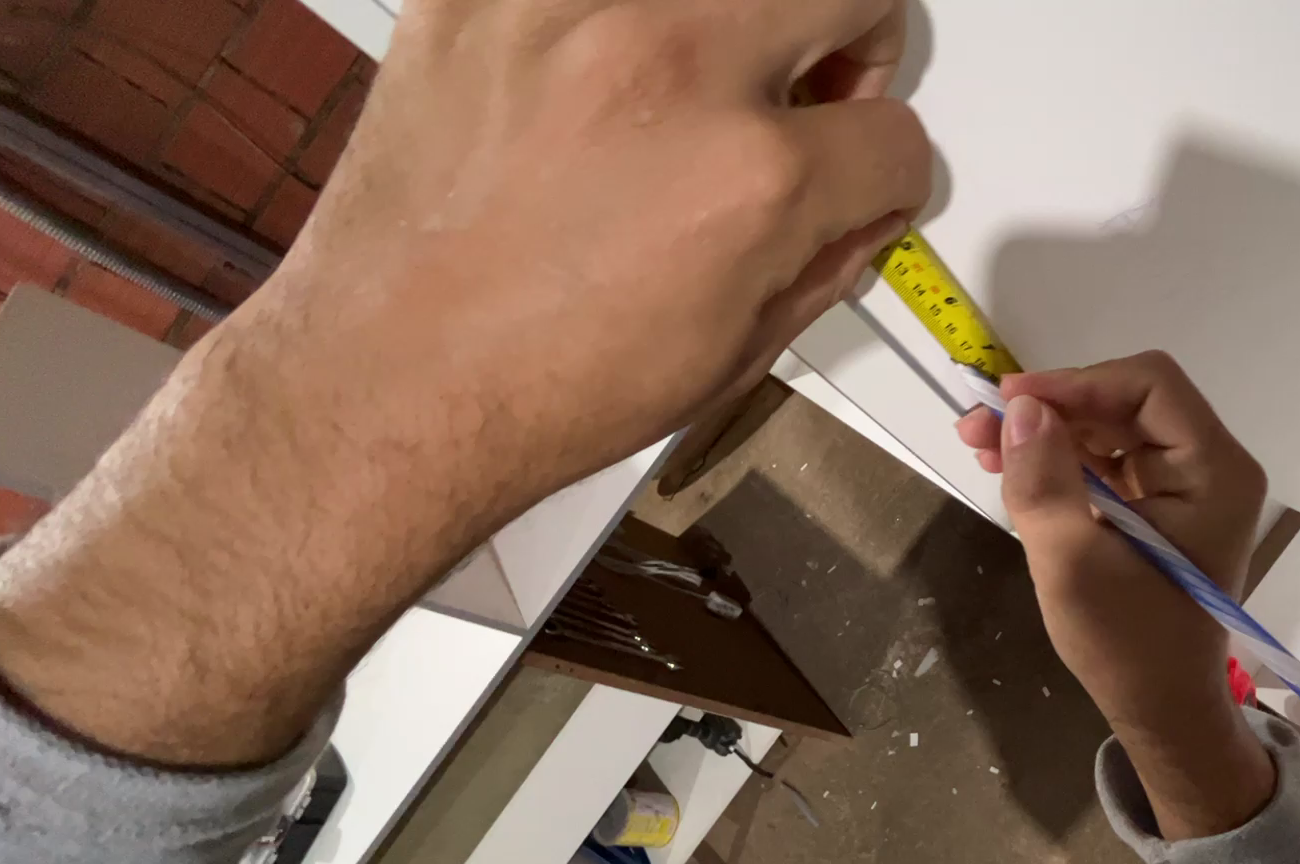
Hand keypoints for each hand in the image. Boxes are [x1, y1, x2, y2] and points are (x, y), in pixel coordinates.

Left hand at [0, 0, 927, 765]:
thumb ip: (821, 266)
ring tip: (725, 81)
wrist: (402, 384)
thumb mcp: (735, 354)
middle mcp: (673, 69)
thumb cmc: (556, 391)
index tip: (866, 188)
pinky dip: (646, 24)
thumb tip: (858, 214)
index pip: (897, 141)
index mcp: (750, 184)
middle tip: (822, 104)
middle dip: (865, 51)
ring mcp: (571, 9)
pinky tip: (627, 78)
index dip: (894, 180)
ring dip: (761, 19)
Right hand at [956, 352, 1278, 837]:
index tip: (1008, 403)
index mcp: (1212, 471)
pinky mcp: (1154, 508)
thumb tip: (1019, 408)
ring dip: (1043, 433)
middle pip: (1122, 403)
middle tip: (978, 426)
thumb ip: (1044, 481)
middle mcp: (1206, 466)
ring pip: (1105, 430)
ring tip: (980, 445)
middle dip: (1048, 410)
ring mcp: (1180, 487)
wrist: (1159, 709)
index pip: (1147, 385)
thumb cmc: (1127, 645)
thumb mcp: (1073, 563)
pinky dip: (1056, 462)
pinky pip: (1102, 464)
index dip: (1074, 383)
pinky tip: (1009, 468)